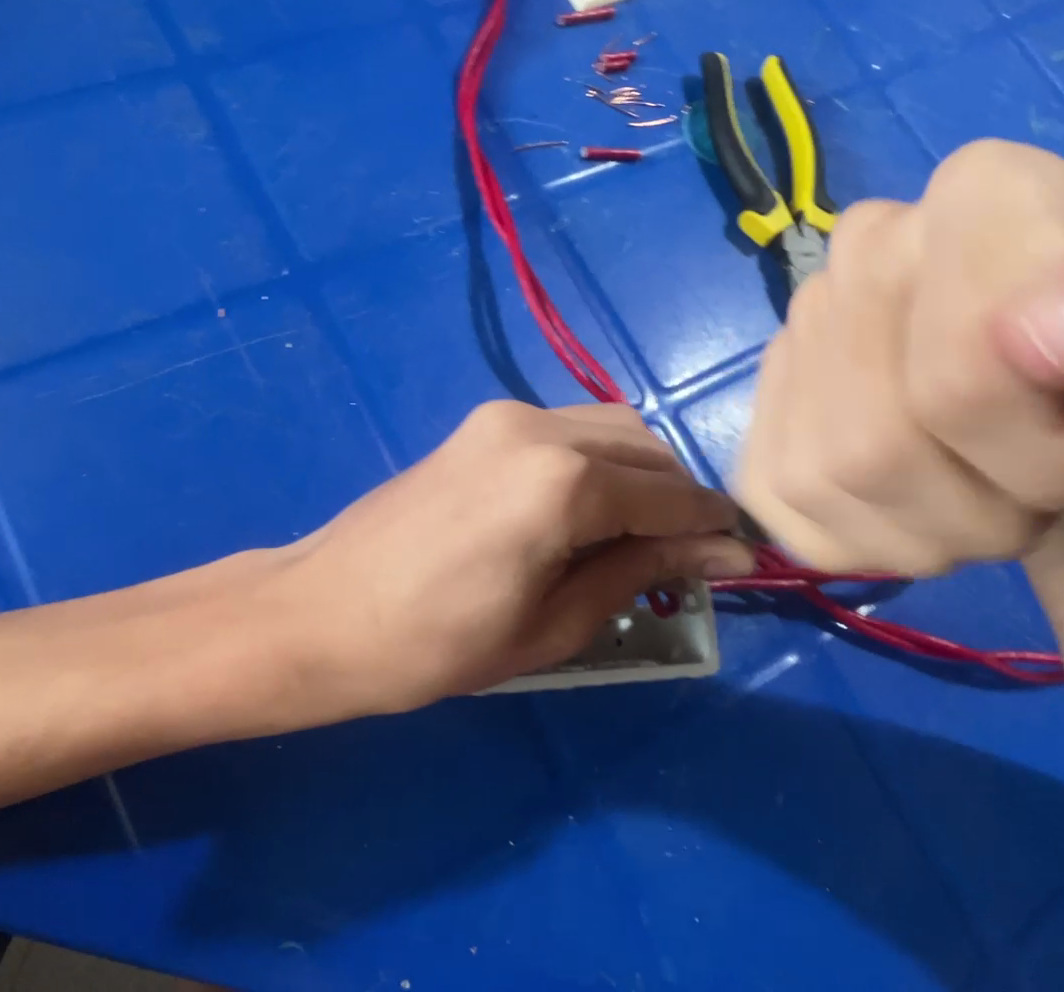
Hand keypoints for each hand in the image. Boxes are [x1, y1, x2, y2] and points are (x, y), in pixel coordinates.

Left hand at [254, 402, 752, 717]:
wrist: (320, 613)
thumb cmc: (434, 646)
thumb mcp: (553, 625)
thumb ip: (638, 572)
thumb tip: (717, 551)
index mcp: (563, 483)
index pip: (671, 497)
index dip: (714, 530)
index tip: (743, 559)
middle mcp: (541, 428)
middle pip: (648, 450)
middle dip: (679, 501)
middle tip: (686, 560)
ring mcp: (507, 416)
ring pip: (611, 430)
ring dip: (641, 478)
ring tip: (637, 540)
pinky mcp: (483, 422)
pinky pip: (569, 430)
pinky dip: (599, 464)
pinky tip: (588, 513)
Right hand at [735, 140, 1063, 575]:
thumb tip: (1053, 336)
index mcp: (983, 194)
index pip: (961, 358)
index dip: (1051, 447)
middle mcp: (865, 249)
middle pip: (883, 434)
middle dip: (995, 503)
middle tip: (1063, 482)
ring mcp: (798, 337)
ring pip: (831, 478)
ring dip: (939, 530)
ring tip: (998, 499)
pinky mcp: (763, 419)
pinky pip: (789, 510)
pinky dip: (873, 545)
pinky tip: (924, 514)